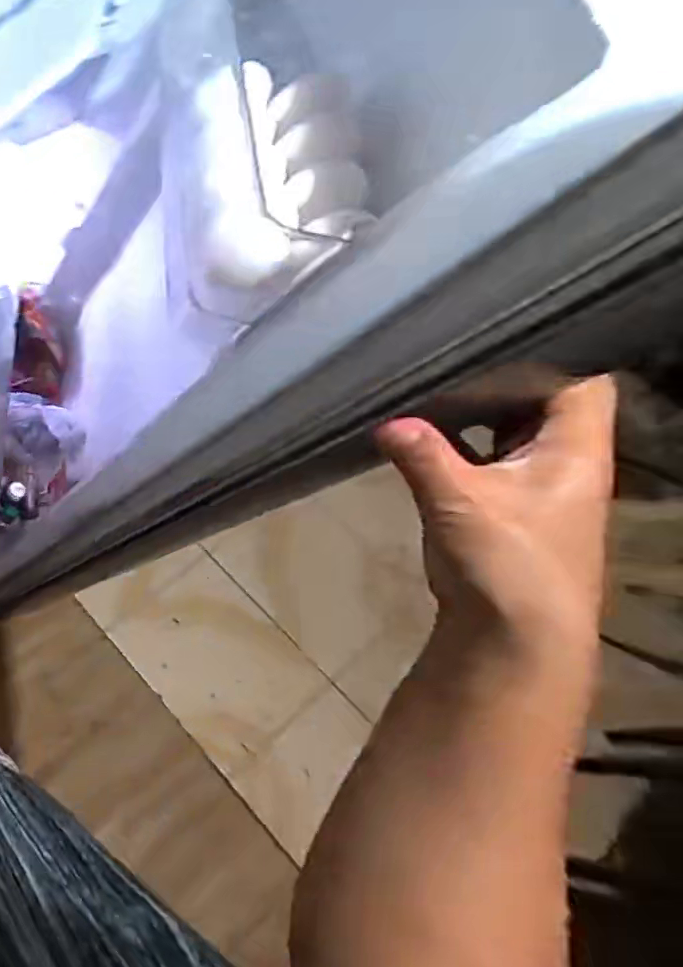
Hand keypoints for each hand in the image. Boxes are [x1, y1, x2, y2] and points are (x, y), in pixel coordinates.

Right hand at [375, 375, 615, 657]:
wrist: (515, 627)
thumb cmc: (508, 562)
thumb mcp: (460, 505)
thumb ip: (424, 459)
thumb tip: (388, 422)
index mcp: (576, 454)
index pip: (579, 386)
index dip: (546, 358)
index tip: (488, 338)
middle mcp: (562, 461)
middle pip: (540, 402)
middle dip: (493, 381)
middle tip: (436, 359)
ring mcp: (530, 482)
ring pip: (506, 429)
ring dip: (468, 412)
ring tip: (419, 390)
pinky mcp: (498, 501)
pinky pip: (479, 455)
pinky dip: (452, 441)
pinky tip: (417, 436)